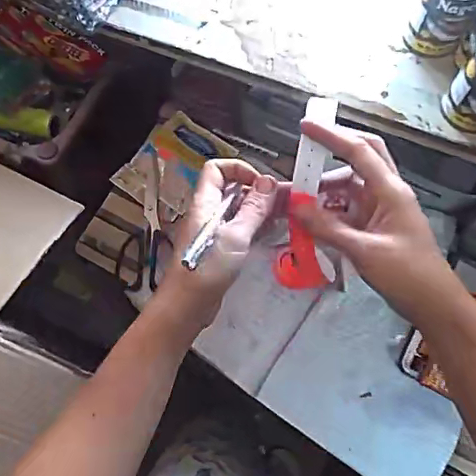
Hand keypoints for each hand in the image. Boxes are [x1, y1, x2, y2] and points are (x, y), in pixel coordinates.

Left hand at [148, 159, 279, 330]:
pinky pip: (241, 228)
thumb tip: (268, 182)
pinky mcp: (221, 248)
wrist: (187, 305)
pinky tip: (275, 230)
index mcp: (205, 203)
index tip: (262, 183)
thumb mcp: (235, 236)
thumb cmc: (206, 269)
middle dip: (260, 191)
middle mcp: (208, 213)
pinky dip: (257, 226)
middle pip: (233, 189)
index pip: (217, 169)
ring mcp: (214, 231)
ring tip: (288, 213)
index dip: (239, 169)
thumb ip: (253, 209)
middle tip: (287, 200)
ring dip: (262, 209)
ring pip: (240, 210)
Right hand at [291, 119, 465, 329]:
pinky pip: (349, 207)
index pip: (359, 151)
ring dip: (326, 188)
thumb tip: (295, 206)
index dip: (331, 136)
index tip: (306, 125)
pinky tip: (313, 220)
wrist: (434, 304)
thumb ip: (327, 228)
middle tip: (305, 149)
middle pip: (362, 157)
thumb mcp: (363, 251)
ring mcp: (383, 209)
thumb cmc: (407, 275)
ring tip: (299, 200)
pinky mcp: (377, 226)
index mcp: (391, 191)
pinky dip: (330, 209)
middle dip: (334, 149)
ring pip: (351, 184)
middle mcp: (388, 192)